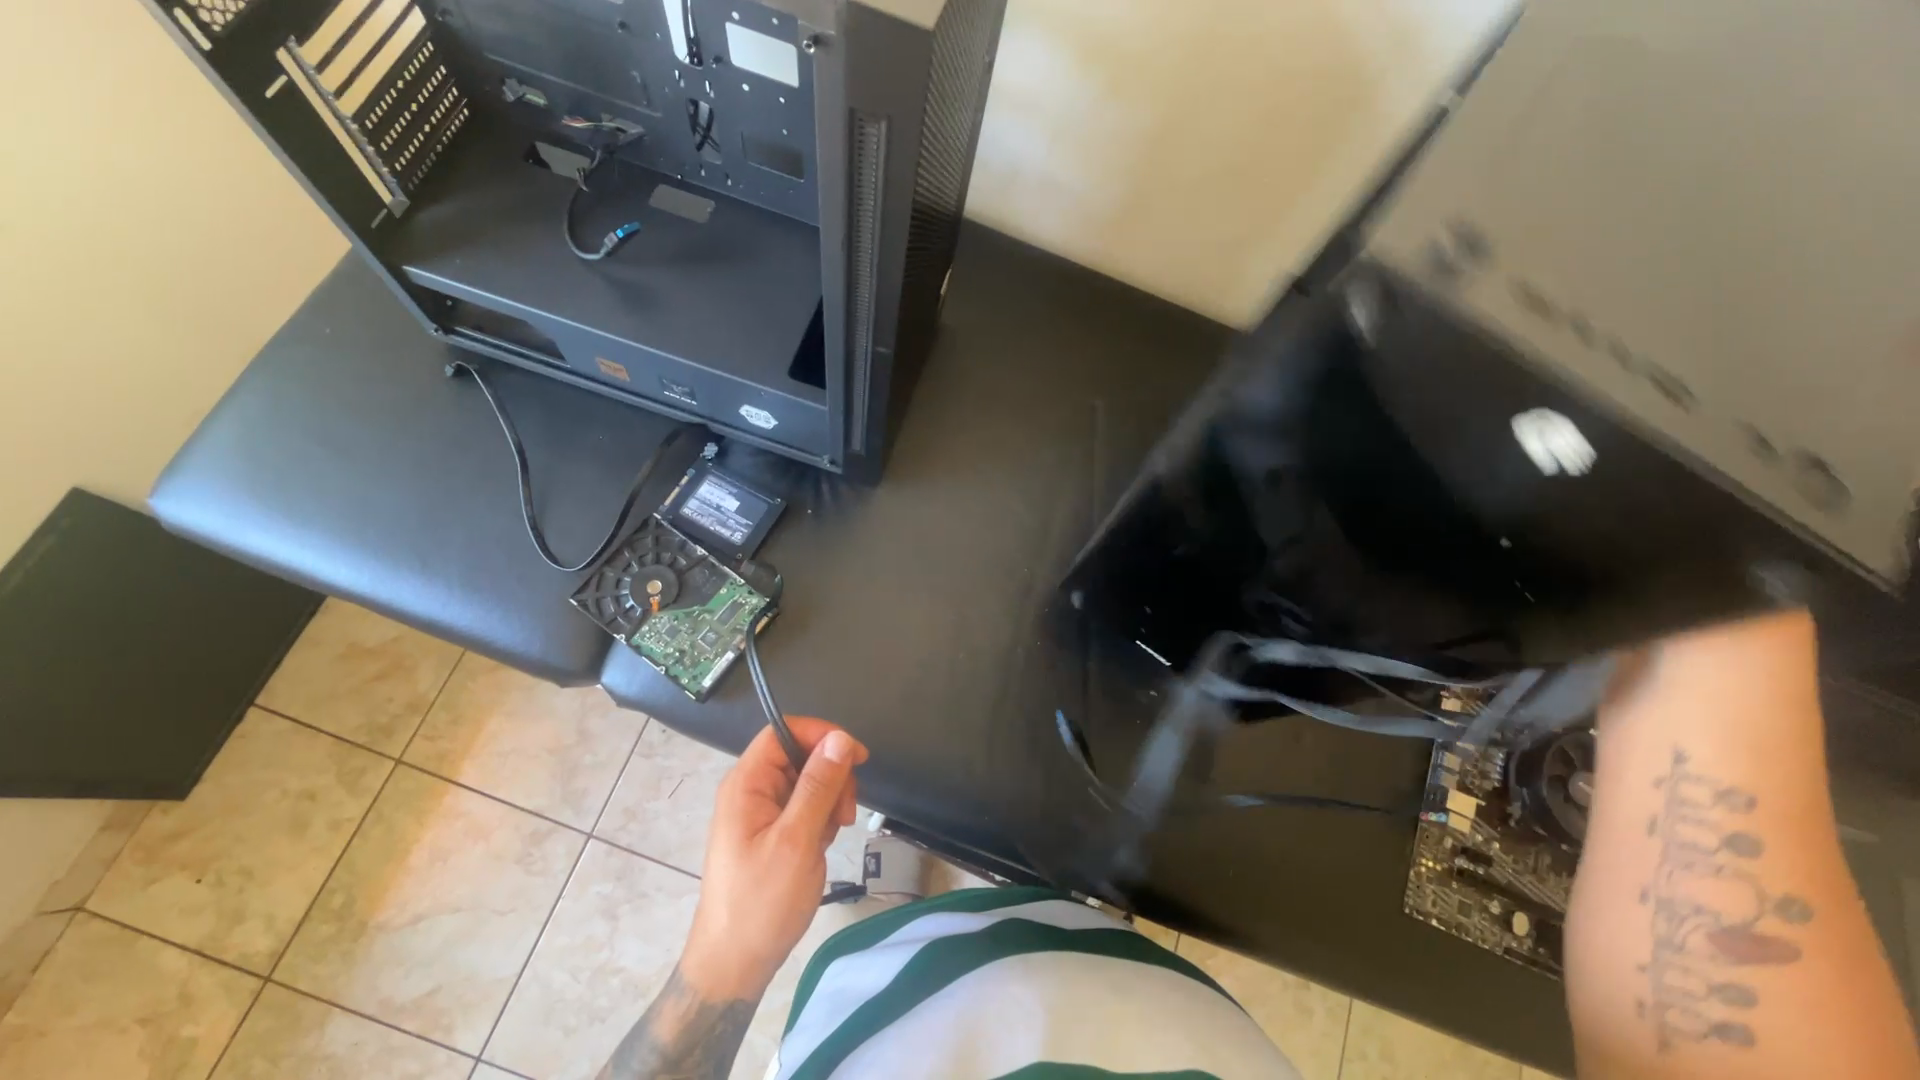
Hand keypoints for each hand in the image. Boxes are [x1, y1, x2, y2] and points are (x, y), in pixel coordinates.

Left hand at [679, 717, 869, 1002]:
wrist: (736, 963)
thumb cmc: (762, 901)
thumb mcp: (797, 840)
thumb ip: (819, 785)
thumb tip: (840, 738)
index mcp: (746, 784)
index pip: (783, 732)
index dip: (822, 735)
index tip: (857, 758)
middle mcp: (750, 791)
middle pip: (799, 755)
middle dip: (830, 776)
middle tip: (844, 814)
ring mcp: (759, 814)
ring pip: (806, 782)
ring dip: (829, 801)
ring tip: (832, 835)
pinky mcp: (771, 834)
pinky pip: (803, 809)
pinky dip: (819, 821)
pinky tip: (821, 847)